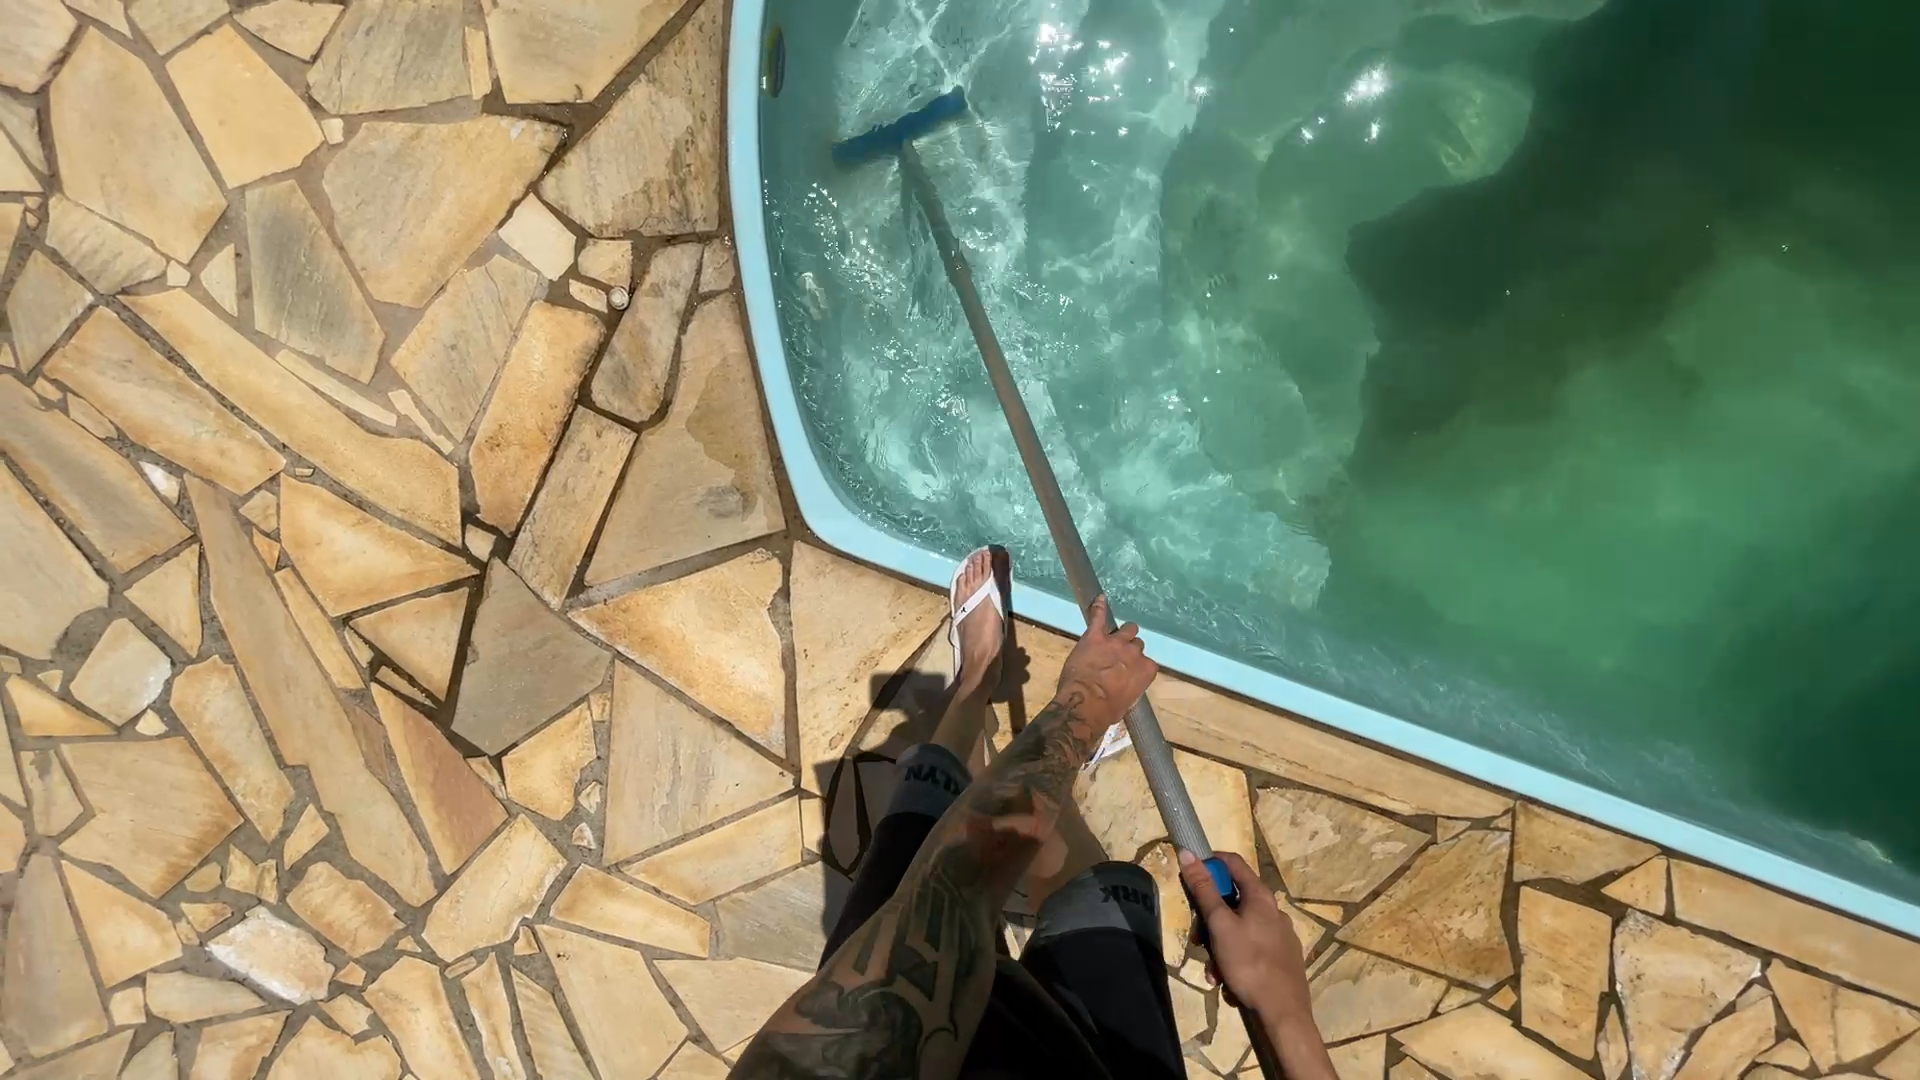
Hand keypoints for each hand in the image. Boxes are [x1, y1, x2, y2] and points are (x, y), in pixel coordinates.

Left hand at [1052, 595, 1157, 728]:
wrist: (1086, 703)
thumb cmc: (1107, 710)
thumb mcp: (1127, 702)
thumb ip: (1130, 687)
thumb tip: (1124, 687)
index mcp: (1146, 671)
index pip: (1147, 662)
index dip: (1136, 666)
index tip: (1129, 672)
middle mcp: (1134, 653)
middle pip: (1137, 644)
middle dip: (1129, 649)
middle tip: (1117, 658)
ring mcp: (1115, 642)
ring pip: (1126, 629)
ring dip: (1121, 633)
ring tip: (1113, 635)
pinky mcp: (1095, 636)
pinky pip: (1098, 616)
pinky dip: (1099, 607)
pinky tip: (1099, 599)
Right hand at [1178, 851, 1316, 1026]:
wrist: (1284, 1016)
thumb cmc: (1249, 962)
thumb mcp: (1219, 924)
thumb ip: (1203, 889)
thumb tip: (1187, 853)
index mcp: (1261, 897)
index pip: (1232, 862)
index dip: (1209, 862)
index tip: (1191, 876)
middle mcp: (1274, 911)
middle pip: (1232, 901)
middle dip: (1209, 919)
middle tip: (1197, 940)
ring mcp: (1281, 937)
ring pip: (1239, 929)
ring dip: (1219, 947)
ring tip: (1213, 972)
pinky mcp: (1283, 960)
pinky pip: (1251, 950)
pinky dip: (1235, 960)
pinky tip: (1229, 982)